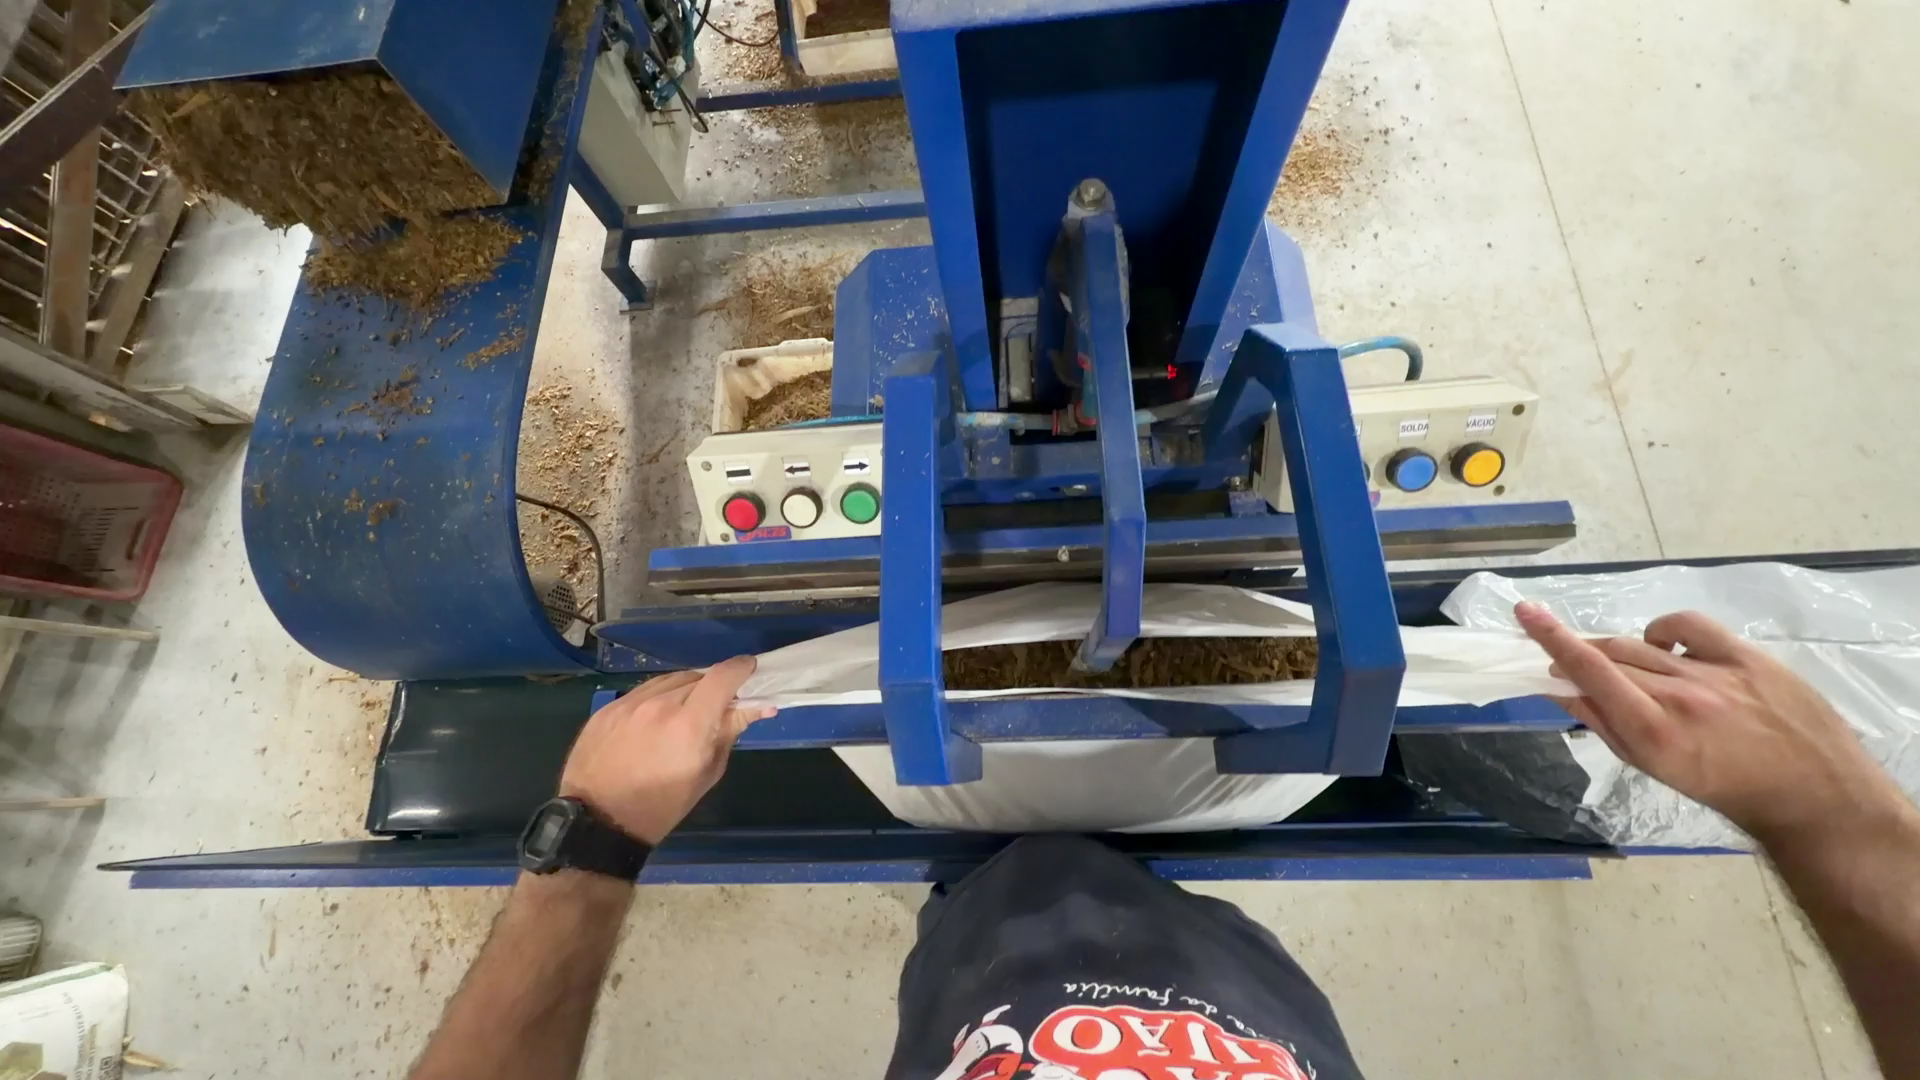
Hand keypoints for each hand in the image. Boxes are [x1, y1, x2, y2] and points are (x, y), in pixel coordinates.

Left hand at [559, 656, 774, 844]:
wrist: (598, 822)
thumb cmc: (663, 805)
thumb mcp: (708, 772)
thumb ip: (731, 731)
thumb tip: (760, 705)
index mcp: (690, 724)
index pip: (723, 676)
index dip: (741, 668)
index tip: (750, 670)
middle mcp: (659, 704)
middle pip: (699, 677)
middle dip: (714, 686)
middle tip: (718, 705)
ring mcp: (630, 703)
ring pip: (671, 680)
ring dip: (686, 689)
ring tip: (686, 712)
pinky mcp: (608, 708)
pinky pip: (644, 690)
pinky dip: (659, 697)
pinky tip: (657, 718)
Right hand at [1514, 602, 1899, 842]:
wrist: (1817, 797)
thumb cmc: (1719, 787)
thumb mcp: (1649, 764)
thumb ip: (1600, 720)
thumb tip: (1558, 686)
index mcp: (1651, 728)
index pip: (1589, 669)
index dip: (1552, 638)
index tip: (1525, 611)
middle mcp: (1681, 695)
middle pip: (1609, 654)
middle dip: (1584, 656)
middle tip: (1578, 669)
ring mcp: (1718, 673)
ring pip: (1640, 644)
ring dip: (1621, 653)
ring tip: (1633, 670)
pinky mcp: (1750, 659)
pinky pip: (1688, 626)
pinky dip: (1664, 631)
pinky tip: (1666, 648)